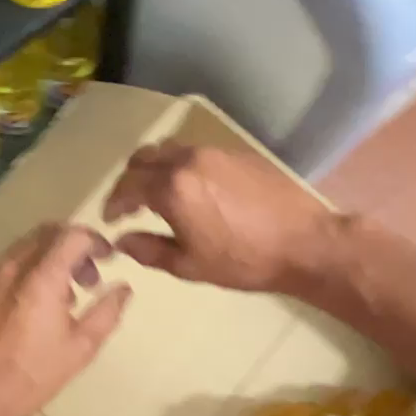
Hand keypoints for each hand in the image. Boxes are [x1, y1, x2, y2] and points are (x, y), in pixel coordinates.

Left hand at [0, 223, 131, 415]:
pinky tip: (27, 309)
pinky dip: (23, 274)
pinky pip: (2, 268)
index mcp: (41, 277)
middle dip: (73, 247)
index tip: (108, 258)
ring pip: (23, 249)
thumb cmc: (32, 377)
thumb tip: (124, 288)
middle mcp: (10, 267)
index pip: (73, 235)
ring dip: (48, 261)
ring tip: (60, 297)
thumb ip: (107, 312)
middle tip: (87, 278)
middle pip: (47, 234)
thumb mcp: (81, 348)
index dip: (96, 240)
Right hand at [102, 141, 340, 293]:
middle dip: (130, 180)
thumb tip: (122, 240)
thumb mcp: (189, 265)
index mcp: (172, 188)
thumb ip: (149, 250)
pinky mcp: (238, 153)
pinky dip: (182, 166)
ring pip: (170, 150)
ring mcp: (216, 152)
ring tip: (158, 194)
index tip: (111, 219)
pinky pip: (197, 152)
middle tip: (129, 204)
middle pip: (144, 158)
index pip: (128, 185)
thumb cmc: (243, 260)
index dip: (114, 202)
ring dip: (155, 168)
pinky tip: (193, 190)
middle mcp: (189, 160)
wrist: (304, 242)